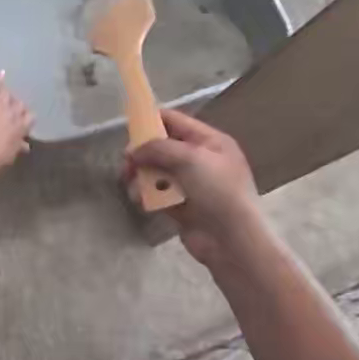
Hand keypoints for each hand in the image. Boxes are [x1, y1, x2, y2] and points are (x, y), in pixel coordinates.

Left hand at [0, 71, 33, 178]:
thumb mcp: (10, 155)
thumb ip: (18, 147)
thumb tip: (26, 145)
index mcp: (22, 127)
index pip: (30, 116)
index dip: (24, 117)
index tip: (19, 121)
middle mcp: (14, 112)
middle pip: (19, 103)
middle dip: (14, 106)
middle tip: (6, 111)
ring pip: (6, 93)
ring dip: (4, 95)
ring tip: (0, 97)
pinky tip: (0, 72)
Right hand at [126, 109, 271, 266]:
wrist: (232, 239)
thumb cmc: (217, 190)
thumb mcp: (190, 158)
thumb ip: (158, 147)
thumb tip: (133, 151)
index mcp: (210, 141)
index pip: (176, 121)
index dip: (152, 121)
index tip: (128, 128)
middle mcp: (201, 160)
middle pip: (163, 148)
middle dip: (143, 153)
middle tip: (126, 163)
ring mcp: (192, 184)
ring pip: (157, 172)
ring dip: (142, 176)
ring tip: (130, 184)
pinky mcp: (182, 206)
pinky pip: (158, 194)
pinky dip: (147, 195)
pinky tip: (139, 199)